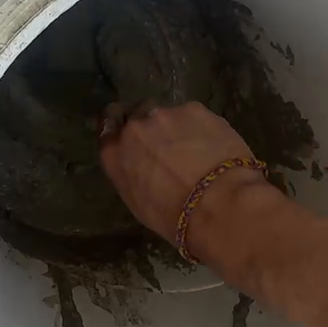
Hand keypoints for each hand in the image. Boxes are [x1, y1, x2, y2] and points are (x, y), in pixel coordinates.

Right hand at [98, 101, 262, 240]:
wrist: (219, 205)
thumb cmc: (175, 217)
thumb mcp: (138, 202)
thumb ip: (129, 173)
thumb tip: (137, 162)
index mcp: (115, 154)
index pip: (108, 130)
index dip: (121, 132)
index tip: (133, 139)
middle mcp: (134, 128)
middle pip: (138, 117)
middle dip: (150, 129)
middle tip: (169, 148)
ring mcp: (164, 115)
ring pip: (168, 115)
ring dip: (177, 128)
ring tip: (197, 149)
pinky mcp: (194, 109)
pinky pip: (193, 116)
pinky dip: (201, 128)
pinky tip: (215, 146)